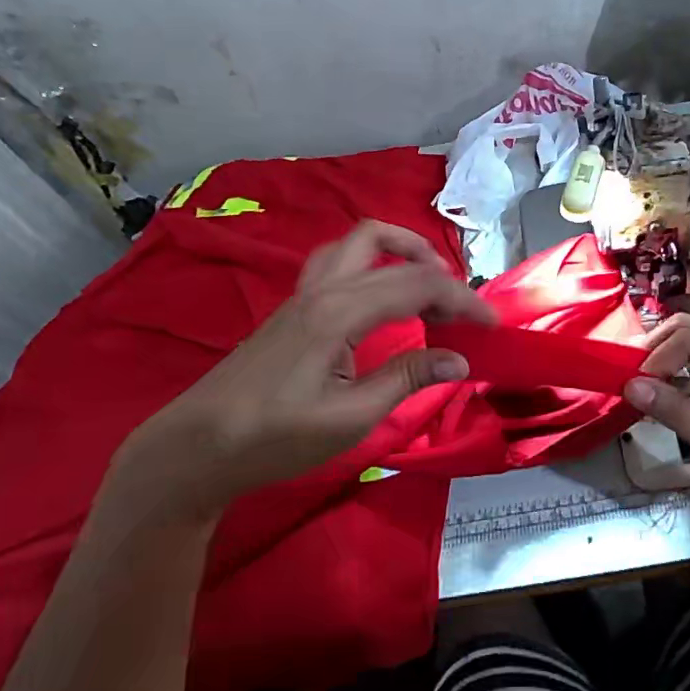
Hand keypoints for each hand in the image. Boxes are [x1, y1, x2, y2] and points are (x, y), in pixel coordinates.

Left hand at [107, 221, 495, 524]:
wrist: (196, 448)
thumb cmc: (274, 438)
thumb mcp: (351, 418)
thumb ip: (407, 379)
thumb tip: (460, 359)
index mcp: (339, 312)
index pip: (417, 285)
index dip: (463, 300)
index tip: (492, 325)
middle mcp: (322, 289)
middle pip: (386, 245)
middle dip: (431, 263)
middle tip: (456, 302)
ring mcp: (303, 294)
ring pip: (356, 243)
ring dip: (397, 252)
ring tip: (424, 287)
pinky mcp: (293, 308)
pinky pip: (339, 263)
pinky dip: (373, 266)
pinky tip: (379, 303)